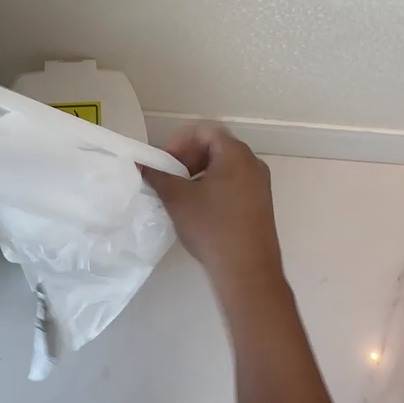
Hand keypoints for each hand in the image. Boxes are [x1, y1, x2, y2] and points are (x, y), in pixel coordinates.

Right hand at [141, 123, 285, 296]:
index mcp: (236, 154)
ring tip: (181, 195)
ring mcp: (260, 185)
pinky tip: (200, 210)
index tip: (164, 163)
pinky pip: (235, 184)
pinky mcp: (261, 205)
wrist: (247, 271)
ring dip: (200, 173)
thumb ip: (158, 176)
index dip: (180, 142)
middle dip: (188, 157)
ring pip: (225, 167)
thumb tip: (141, 165)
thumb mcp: (178, 199)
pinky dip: (214, 187)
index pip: (205, 131)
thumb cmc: (212, 227)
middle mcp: (253, 163)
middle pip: (216, 146)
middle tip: (169, 177)